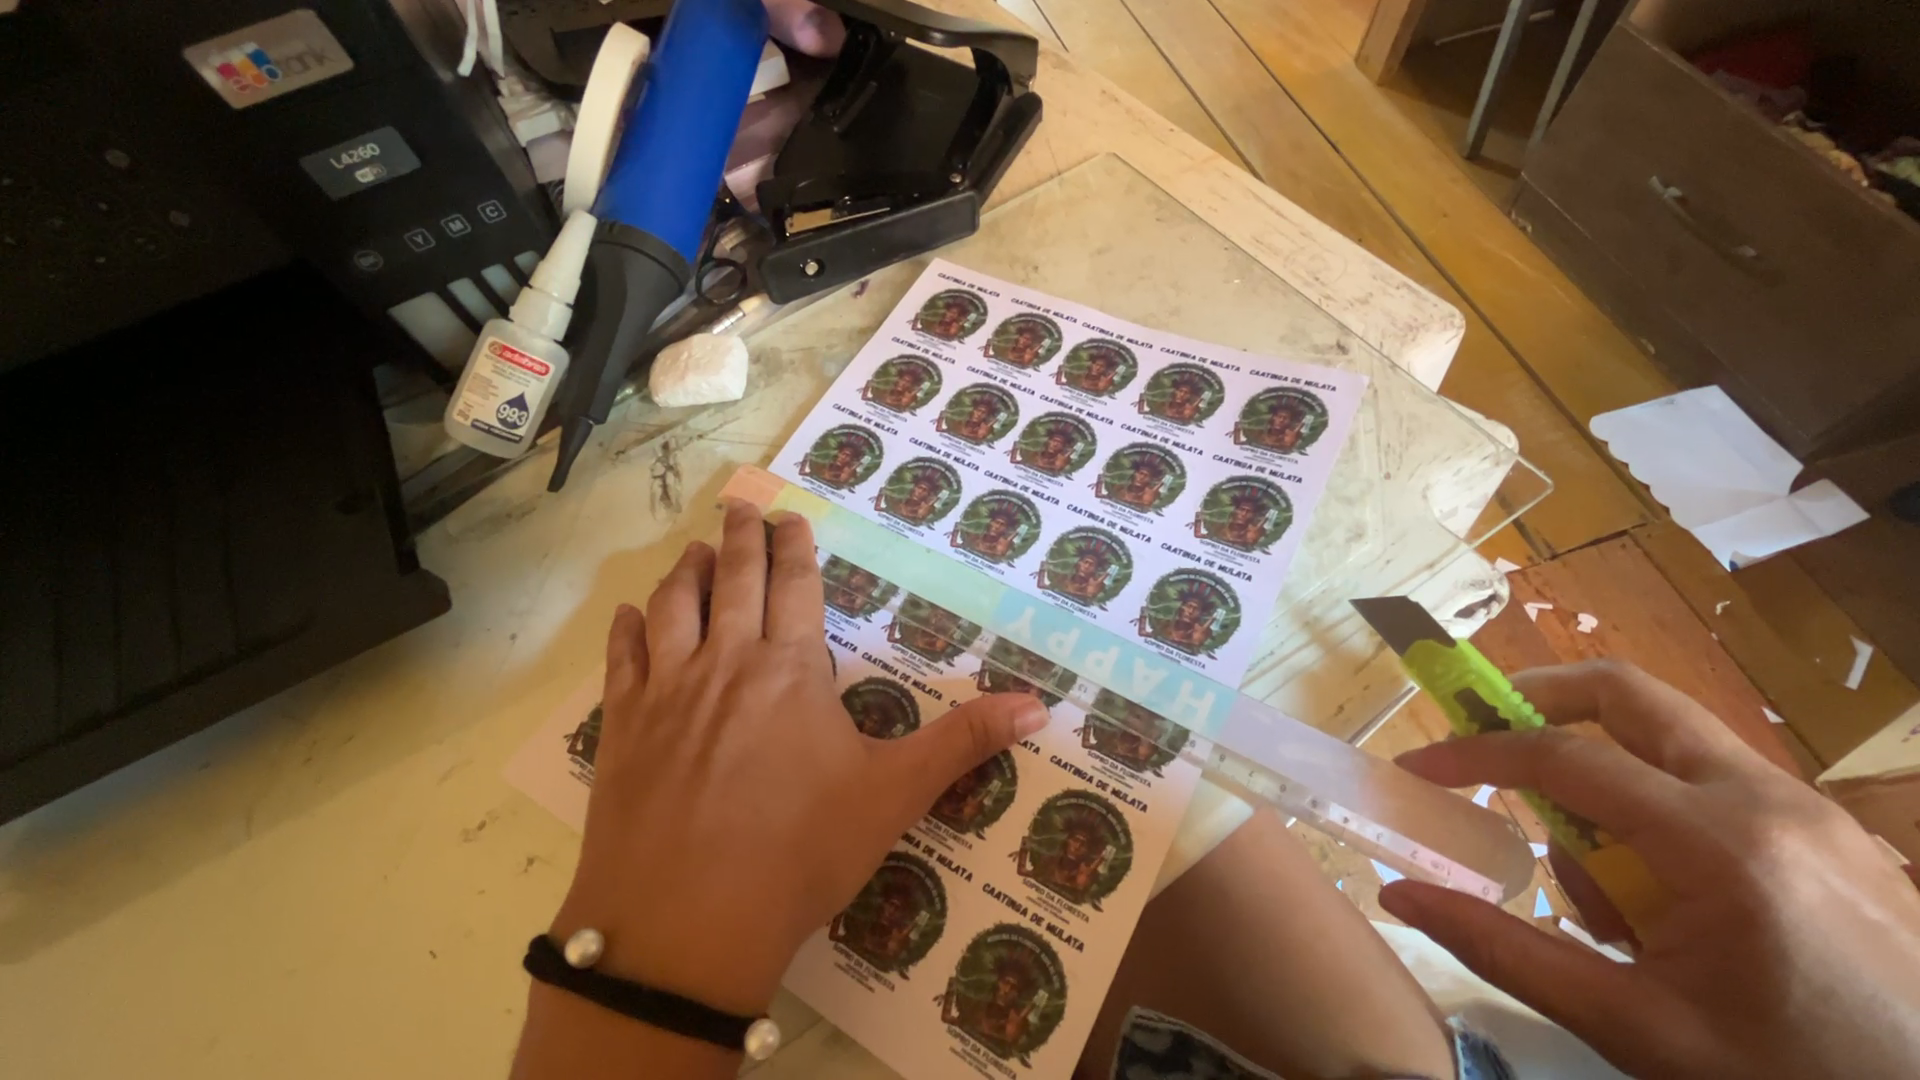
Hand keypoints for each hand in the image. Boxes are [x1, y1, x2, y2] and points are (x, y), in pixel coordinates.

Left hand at [549, 502, 1047, 1014]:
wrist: (687, 926)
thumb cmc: (801, 852)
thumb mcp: (895, 795)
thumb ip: (964, 743)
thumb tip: (1041, 704)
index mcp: (790, 670)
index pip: (795, 586)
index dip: (795, 549)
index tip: (789, 518)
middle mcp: (726, 663)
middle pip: (732, 580)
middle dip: (741, 538)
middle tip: (741, 506)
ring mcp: (667, 692)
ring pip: (673, 607)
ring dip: (685, 571)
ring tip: (693, 549)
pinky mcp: (622, 729)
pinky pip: (622, 661)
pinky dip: (626, 630)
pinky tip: (627, 615)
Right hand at [1381, 660, 1919, 1078]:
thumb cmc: (1792, 1079)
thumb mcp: (1635, 1028)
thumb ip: (1506, 951)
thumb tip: (1398, 898)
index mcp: (1722, 844)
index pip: (1562, 757)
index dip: (1474, 753)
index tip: (1418, 766)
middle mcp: (1769, 800)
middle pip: (1626, 695)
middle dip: (1538, 700)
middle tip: (1483, 737)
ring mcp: (1808, 811)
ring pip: (1665, 738)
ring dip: (1599, 771)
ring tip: (1597, 882)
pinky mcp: (1828, 833)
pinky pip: (1707, 781)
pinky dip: (1650, 802)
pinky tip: (1655, 890)